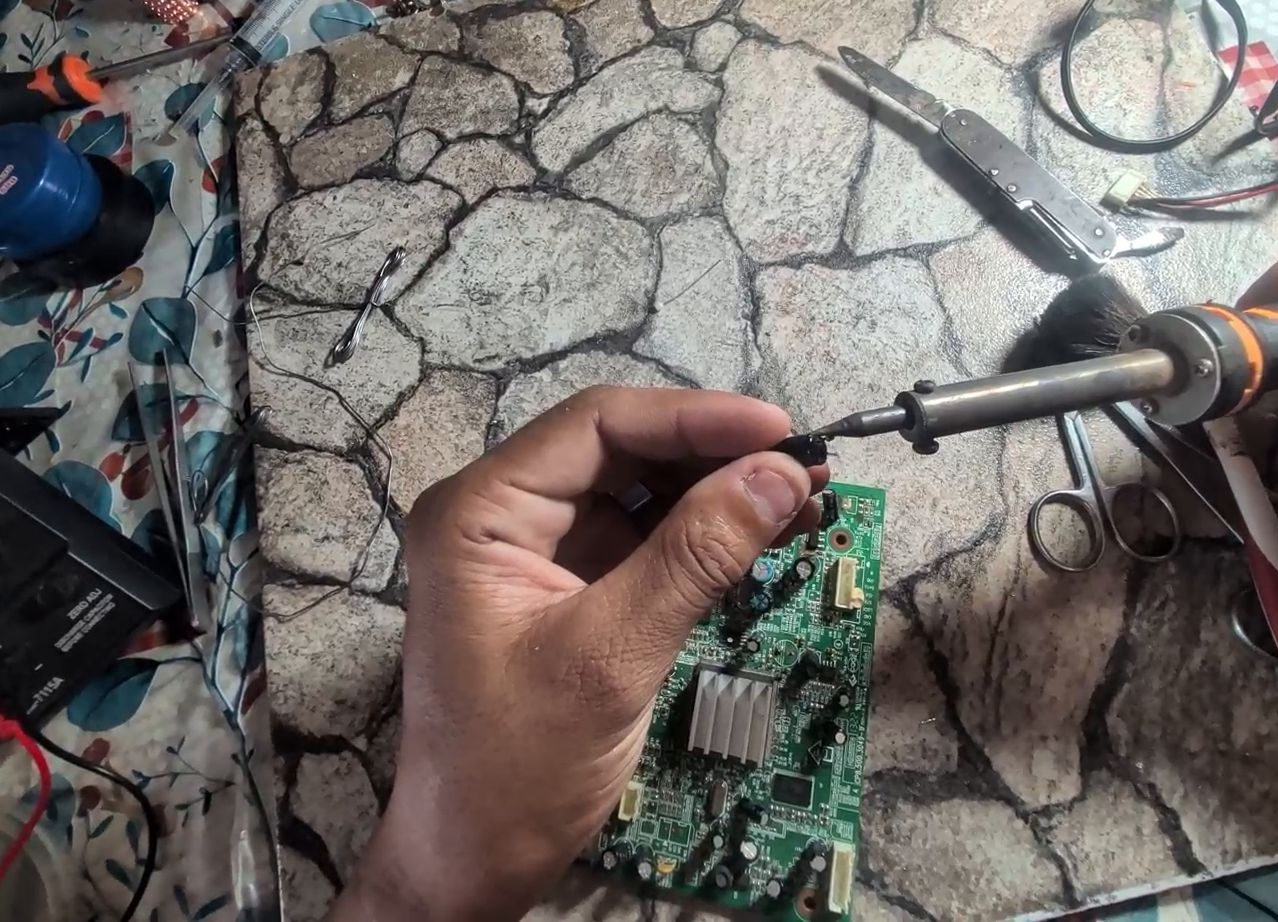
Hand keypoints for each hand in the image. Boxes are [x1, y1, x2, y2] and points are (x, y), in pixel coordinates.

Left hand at [333, 387, 823, 920]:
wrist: (475, 859)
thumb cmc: (518, 766)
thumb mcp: (611, 656)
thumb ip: (694, 556)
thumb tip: (780, 474)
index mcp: (482, 508)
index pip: (596, 425)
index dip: (693, 417)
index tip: (777, 429)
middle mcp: (507, 508)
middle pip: (624, 449)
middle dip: (715, 454)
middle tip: (802, 466)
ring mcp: (541, 543)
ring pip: (643, 488)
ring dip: (720, 491)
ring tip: (801, 497)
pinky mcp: (575, 578)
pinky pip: (647, 534)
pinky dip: (706, 533)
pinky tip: (765, 533)